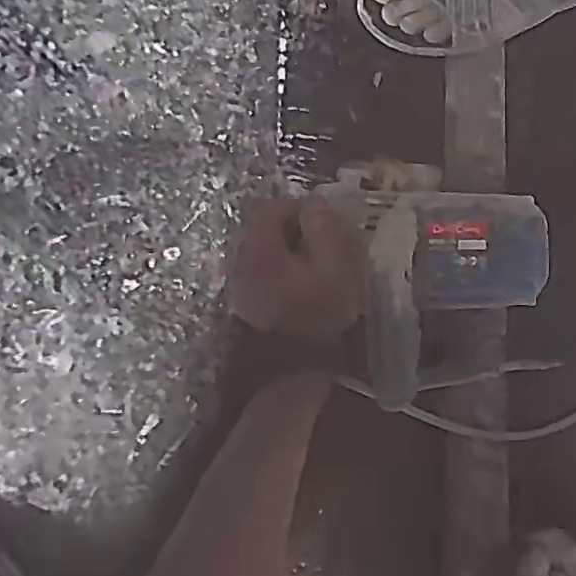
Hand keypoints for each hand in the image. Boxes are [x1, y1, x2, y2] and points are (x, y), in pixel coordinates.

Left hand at [228, 196, 365, 341]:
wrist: (297, 374)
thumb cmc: (321, 317)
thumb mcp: (335, 267)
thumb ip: (326, 229)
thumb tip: (316, 201)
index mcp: (261, 249)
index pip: (274, 208)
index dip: (302, 207)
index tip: (328, 221)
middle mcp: (241, 263)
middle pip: (267, 231)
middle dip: (297, 231)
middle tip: (327, 243)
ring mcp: (240, 288)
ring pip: (266, 255)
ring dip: (292, 254)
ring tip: (320, 268)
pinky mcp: (245, 308)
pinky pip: (265, 276)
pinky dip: (285, 274)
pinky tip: (306, 289)